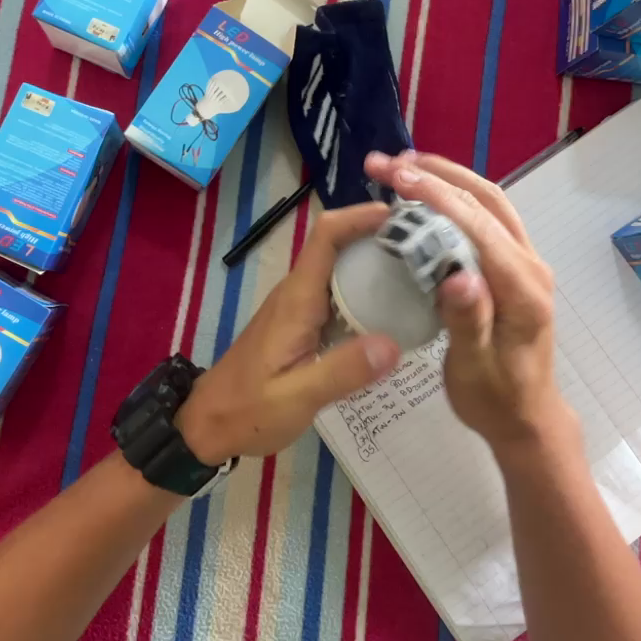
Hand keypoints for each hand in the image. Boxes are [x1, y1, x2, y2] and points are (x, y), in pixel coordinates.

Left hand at [175, 203, 402, 463]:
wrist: (209, 424)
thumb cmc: (248, 408)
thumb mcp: (297, 397)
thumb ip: (343, 371)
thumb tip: (394, 344)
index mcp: (296, 299)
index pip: (326, 237)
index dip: (360, 217)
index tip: (402, 216)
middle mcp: (298, 293)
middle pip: (338, 246)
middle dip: (379, 237)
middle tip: (431, 245)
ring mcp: (299, 307)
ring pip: (340, 270)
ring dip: (376, 263)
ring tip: (424, 270)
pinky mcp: (303, 324)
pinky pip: (338, 294)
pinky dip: (367, 291)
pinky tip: (396, 308)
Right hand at [363, 151, 570, 452]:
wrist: (526, 419)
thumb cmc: (495, 399)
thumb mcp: (474, 368)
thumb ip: (468, 320)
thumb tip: (456, 274)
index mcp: (522, 288)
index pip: (478, 225)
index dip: (436, 195)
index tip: (395, 175)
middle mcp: (529, 264)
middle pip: (486, 200)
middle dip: (436, 174)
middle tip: (386, 163)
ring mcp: (524, 261)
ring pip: (488, 201)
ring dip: (446, 177)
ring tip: (401, 164)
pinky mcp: (512, 265)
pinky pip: (485, 216)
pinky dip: (454, 195)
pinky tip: (424, 192)